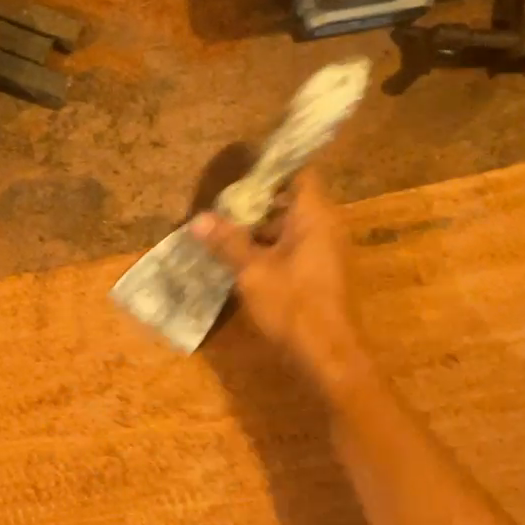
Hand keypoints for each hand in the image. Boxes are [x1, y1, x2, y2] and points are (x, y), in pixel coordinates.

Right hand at [191, 174, 370, 394]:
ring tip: (222, 236)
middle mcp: (326, 227)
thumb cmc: (292, 305)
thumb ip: (227, 243)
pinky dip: (269, 251)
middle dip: (256, 205)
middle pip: (291, 202)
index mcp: (315, 217)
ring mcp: (325, 252)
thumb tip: (198, 219)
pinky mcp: (320, 275)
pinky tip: (240, 264)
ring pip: (290, 229)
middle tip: (221, 209)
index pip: (299, 175)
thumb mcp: (252, 272)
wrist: (327, 353)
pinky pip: (293, 250)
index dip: (270, 171)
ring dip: (259, 231)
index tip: (239, 175)